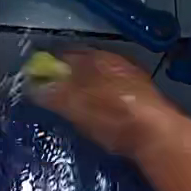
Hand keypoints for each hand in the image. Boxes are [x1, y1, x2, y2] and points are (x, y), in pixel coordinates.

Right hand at [28, 48, 181, 157]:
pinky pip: (113, 94)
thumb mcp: (74, 106)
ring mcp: (133, 79)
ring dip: (86, 89)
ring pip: (101, 79)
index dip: (48, 65)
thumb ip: (52, 94)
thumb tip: (33, 86)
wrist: (158, 137)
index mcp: (98, 57)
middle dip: (67, 78)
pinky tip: (98, 116)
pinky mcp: (143, 100)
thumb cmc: (112, 117)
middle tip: (52, 95)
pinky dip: (102, 101)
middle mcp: (116, 62)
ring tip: (73, 108)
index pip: (65, 53)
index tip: (36, 79)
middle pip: (84, 66)